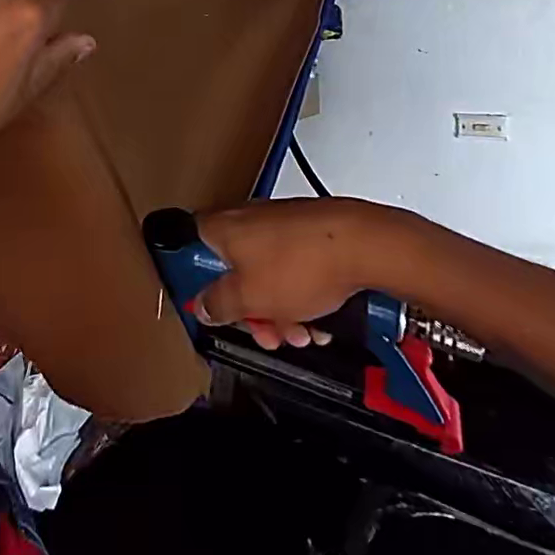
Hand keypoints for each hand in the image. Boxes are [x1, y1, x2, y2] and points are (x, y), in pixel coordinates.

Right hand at [194, 198, 419, 350]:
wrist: (363, 246)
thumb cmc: (304, 263)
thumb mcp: (249, 298)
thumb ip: (218, 304)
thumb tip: (204, 306)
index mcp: (221, 228)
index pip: (190, 247)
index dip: (194, 279)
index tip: (205, 304)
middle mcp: (246, 220)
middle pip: (232, 270)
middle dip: (249, 309)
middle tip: (266, 333)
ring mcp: (279, 225)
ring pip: (265, 274)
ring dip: (279, 309)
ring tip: (301, 333)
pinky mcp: (307, 233)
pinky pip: (293, 268)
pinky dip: (300, 294)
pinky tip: (317, 319)